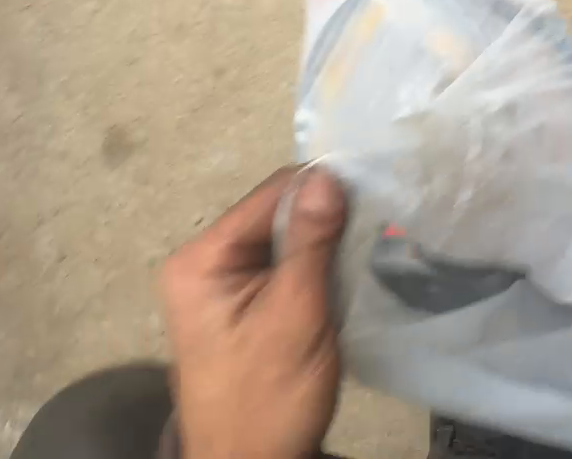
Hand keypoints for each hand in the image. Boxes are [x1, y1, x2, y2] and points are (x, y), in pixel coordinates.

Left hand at [158, 167, 347, 458]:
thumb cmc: (269, 398)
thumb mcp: (294, 315)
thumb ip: (309, 241)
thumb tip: (328, 173)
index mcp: (200, 259)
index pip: (270, 195)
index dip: (320, 190)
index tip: (369, 194)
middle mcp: (205, 260)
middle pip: (276, 211)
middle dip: (323, 218)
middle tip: (371, 224)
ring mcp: (223, 281)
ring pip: (285, 234)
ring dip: (323, 241)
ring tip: (362, 244)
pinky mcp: (244, 300)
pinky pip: (285, 260)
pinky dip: (316, 262)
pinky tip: (342, 269)